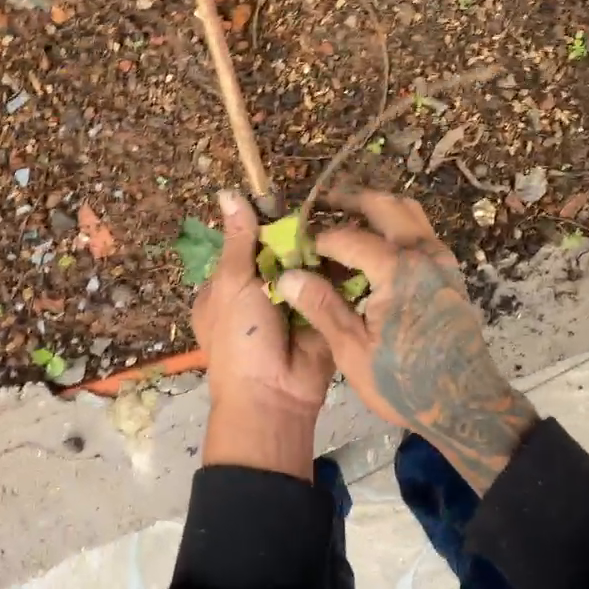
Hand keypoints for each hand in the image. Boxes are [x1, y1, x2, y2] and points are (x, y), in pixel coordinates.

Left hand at [193, 190, 336, 480]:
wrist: (275, 395)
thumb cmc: (240, 339)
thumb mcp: (232, 285)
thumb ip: (239, 241)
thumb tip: (228, 193)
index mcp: (228, 287)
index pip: (248, 243)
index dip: (266, 222)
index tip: (287, 197)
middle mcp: (262, 291)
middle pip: (283, 251)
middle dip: (300, 235)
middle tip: (325, 204)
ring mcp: (295, 302)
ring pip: (311, 264)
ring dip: (325, 248)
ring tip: (347, 218)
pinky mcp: (325, 311)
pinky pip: (334, 284)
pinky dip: (344, 268)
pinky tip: (360, 243)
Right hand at [275, 191, 537, 493]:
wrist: (465, 400)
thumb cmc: (404, 381)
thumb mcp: (353, 350)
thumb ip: (321, 306)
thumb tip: (288, 276)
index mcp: (399, 268)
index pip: (349, 237)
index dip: (319, 238)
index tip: (297, 245)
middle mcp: (424, 253)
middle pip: (385, 206)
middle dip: (351, 201)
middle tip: (323, 205)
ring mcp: (442, 259)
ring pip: (409, 213)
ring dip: (378, 209)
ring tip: (347, 219)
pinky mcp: (450, 271)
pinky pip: (420, 232)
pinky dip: (396, 226)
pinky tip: (375, 246)